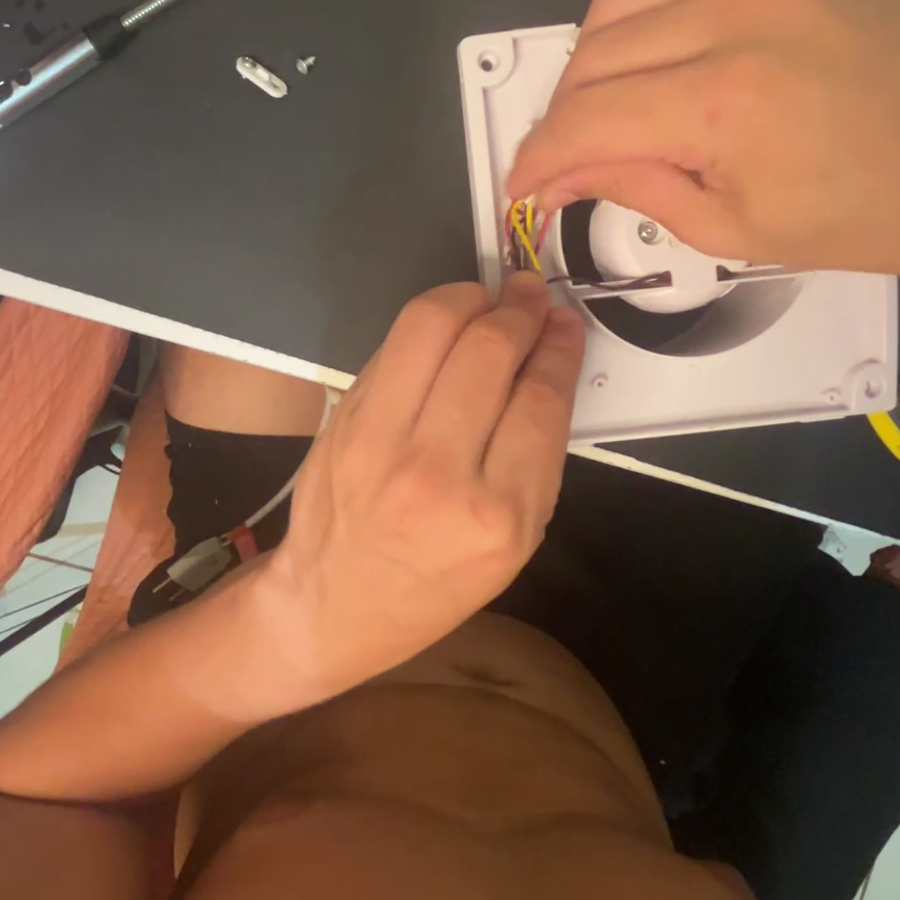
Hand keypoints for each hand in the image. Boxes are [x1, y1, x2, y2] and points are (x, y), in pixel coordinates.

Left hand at [247, 271, 583, 707]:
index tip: (565, 322)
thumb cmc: (437, 585)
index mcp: (498, 516)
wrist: (333, 605)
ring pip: (431, 328)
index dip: (558, 346)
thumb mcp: (513, 541)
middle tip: (529, 295)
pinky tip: (446, 328)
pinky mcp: (342, 421)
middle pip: (488, 351)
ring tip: (488, 299)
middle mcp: (437, 474)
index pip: (540, 399)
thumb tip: (548, 362)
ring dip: (470, 297)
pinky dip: (427, 325)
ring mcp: (379, 443)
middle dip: (518, 310)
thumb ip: (535, 453)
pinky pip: (391, 347)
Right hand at [505, 0, 899, 308]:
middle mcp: (734, 14)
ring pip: (617, 0)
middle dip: (557, 120)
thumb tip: (559, 175)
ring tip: (605, 114)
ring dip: (589, 62)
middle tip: (564, 167)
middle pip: (588, 56)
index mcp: (722, 101)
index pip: (582, 121)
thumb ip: (632, 188)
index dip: (534, 160)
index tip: (519, 192)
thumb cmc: (863, 220)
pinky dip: (638, 18)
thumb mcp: (730, 229)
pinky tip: (652, 63)